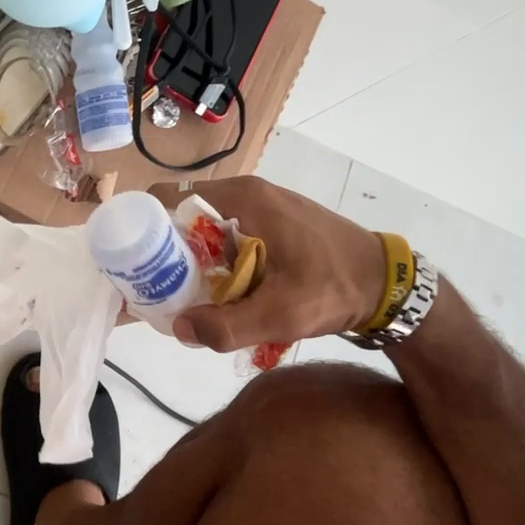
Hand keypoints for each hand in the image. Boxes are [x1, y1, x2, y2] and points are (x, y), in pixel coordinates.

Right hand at [148, 176, 384, 350]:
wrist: (392, 287)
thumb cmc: (337, 288)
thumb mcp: (283, 313)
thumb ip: (227, 326)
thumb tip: (179, 328)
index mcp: (244, 199)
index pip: (169, 198)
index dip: (144, 228)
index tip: (132, 264)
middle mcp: (247, 196)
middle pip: (182, 219)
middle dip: (164, 256)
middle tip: (154, 292)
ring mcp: (261, 211)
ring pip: (203, 235)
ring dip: (190, 266)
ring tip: (182, 302)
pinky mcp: (272, 228)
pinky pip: (226, 244)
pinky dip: (214, 269)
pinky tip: (217, 300)